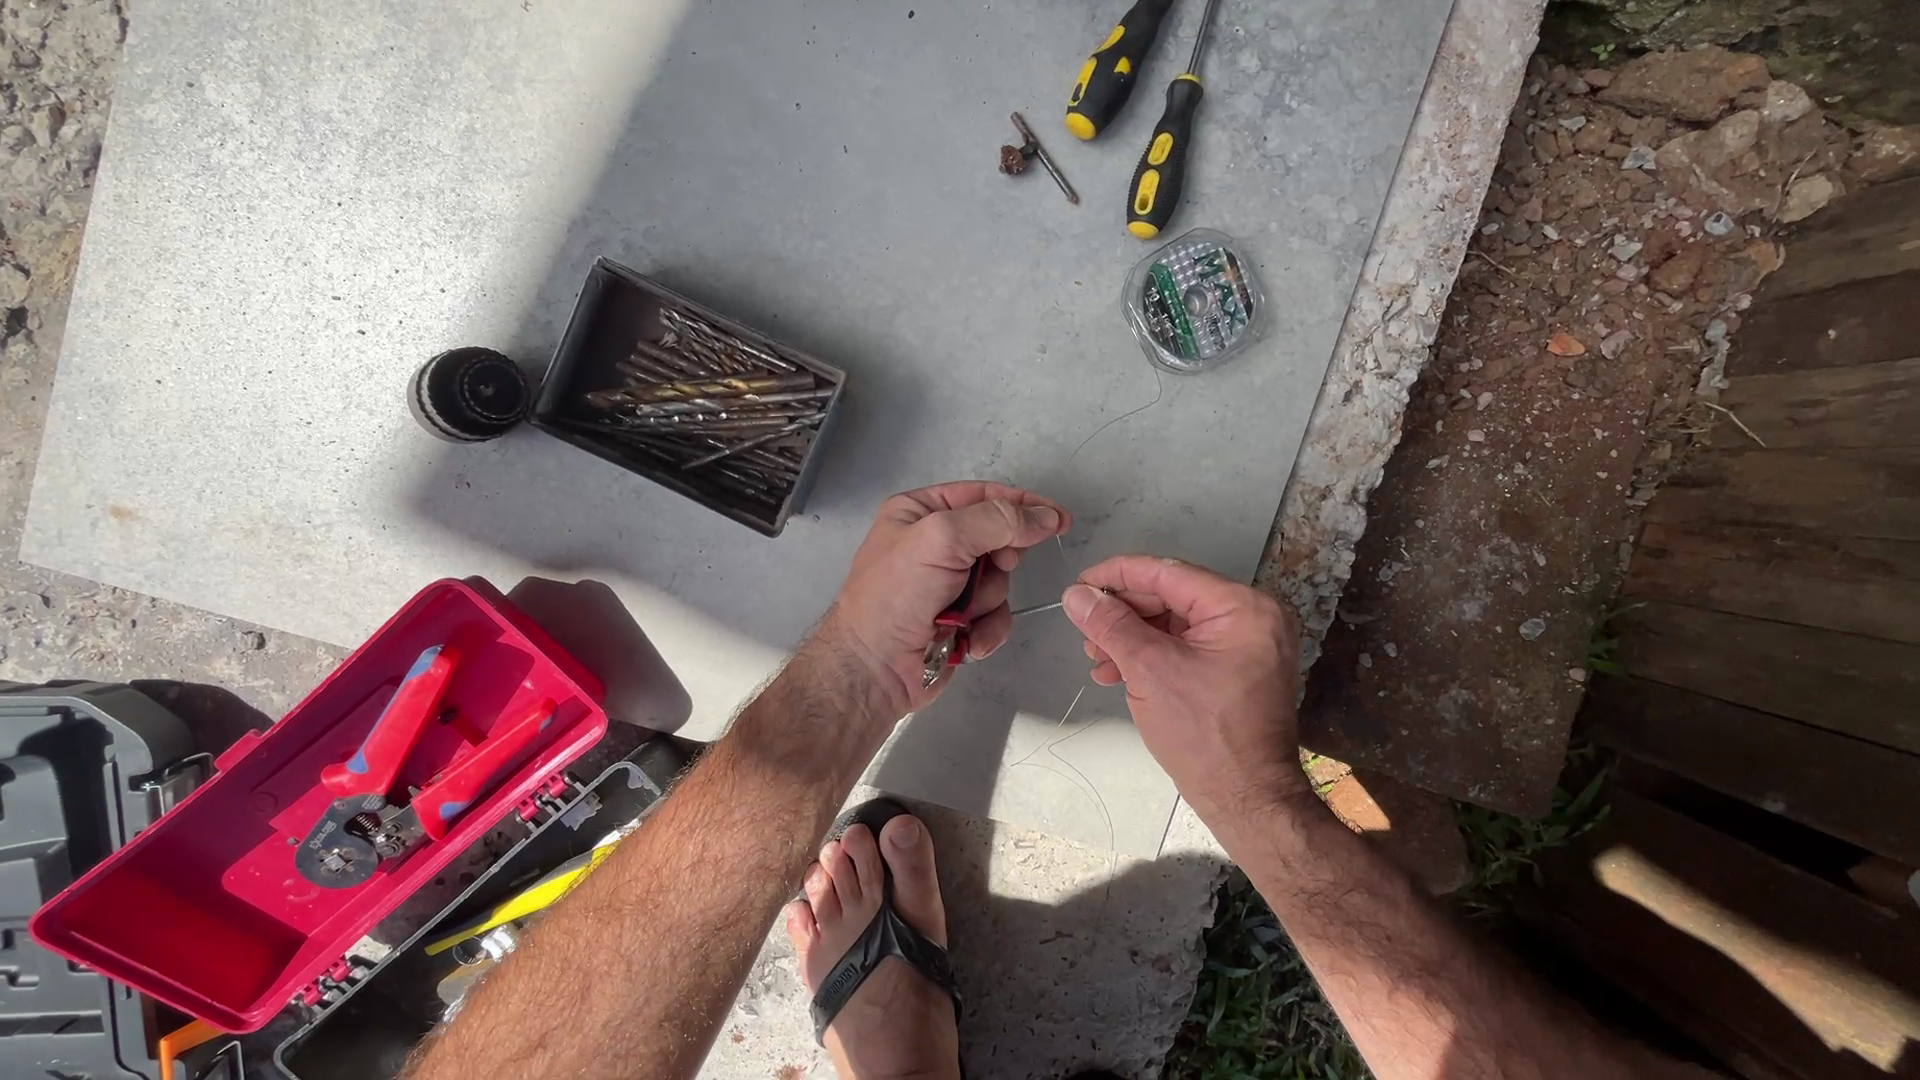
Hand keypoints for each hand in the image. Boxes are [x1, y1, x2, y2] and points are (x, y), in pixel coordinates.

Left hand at [819, 482, 1070, 717]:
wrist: (873, 669)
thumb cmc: (896, 595)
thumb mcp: (942, 540)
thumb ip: (997, 520)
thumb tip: (1045, 516)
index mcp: (920, 511)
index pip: (984, 495)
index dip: (1022, 505)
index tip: (1058, 518)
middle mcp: (934, 543)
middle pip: (999, 539)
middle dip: (999, 561)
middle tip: (993, 567)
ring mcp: (947, 584)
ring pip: (1000, 581)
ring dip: (986, 601)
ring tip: (959, 614)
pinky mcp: (959, 619)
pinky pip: (996, 615)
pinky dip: (986, 629)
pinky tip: (967, 640)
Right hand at [1061, 556, 1308, 821]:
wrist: (1247, 800)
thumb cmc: (1202, 733)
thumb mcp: (1148, 670)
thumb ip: (1110, 624)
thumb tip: (1076, 594)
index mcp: (1241, 607)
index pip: (1167, 573)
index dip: (1117, 576)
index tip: (1078, 585)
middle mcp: (1252, 615)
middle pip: (1170, 596)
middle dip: (1122, 613)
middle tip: (1084, 631)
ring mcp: (1248, 643)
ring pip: (1174, 623)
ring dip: (1131, 637)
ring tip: (1096, 659)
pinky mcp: (1238, 667)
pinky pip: (1187, 646)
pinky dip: (1152, 655)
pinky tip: (1117, 673)